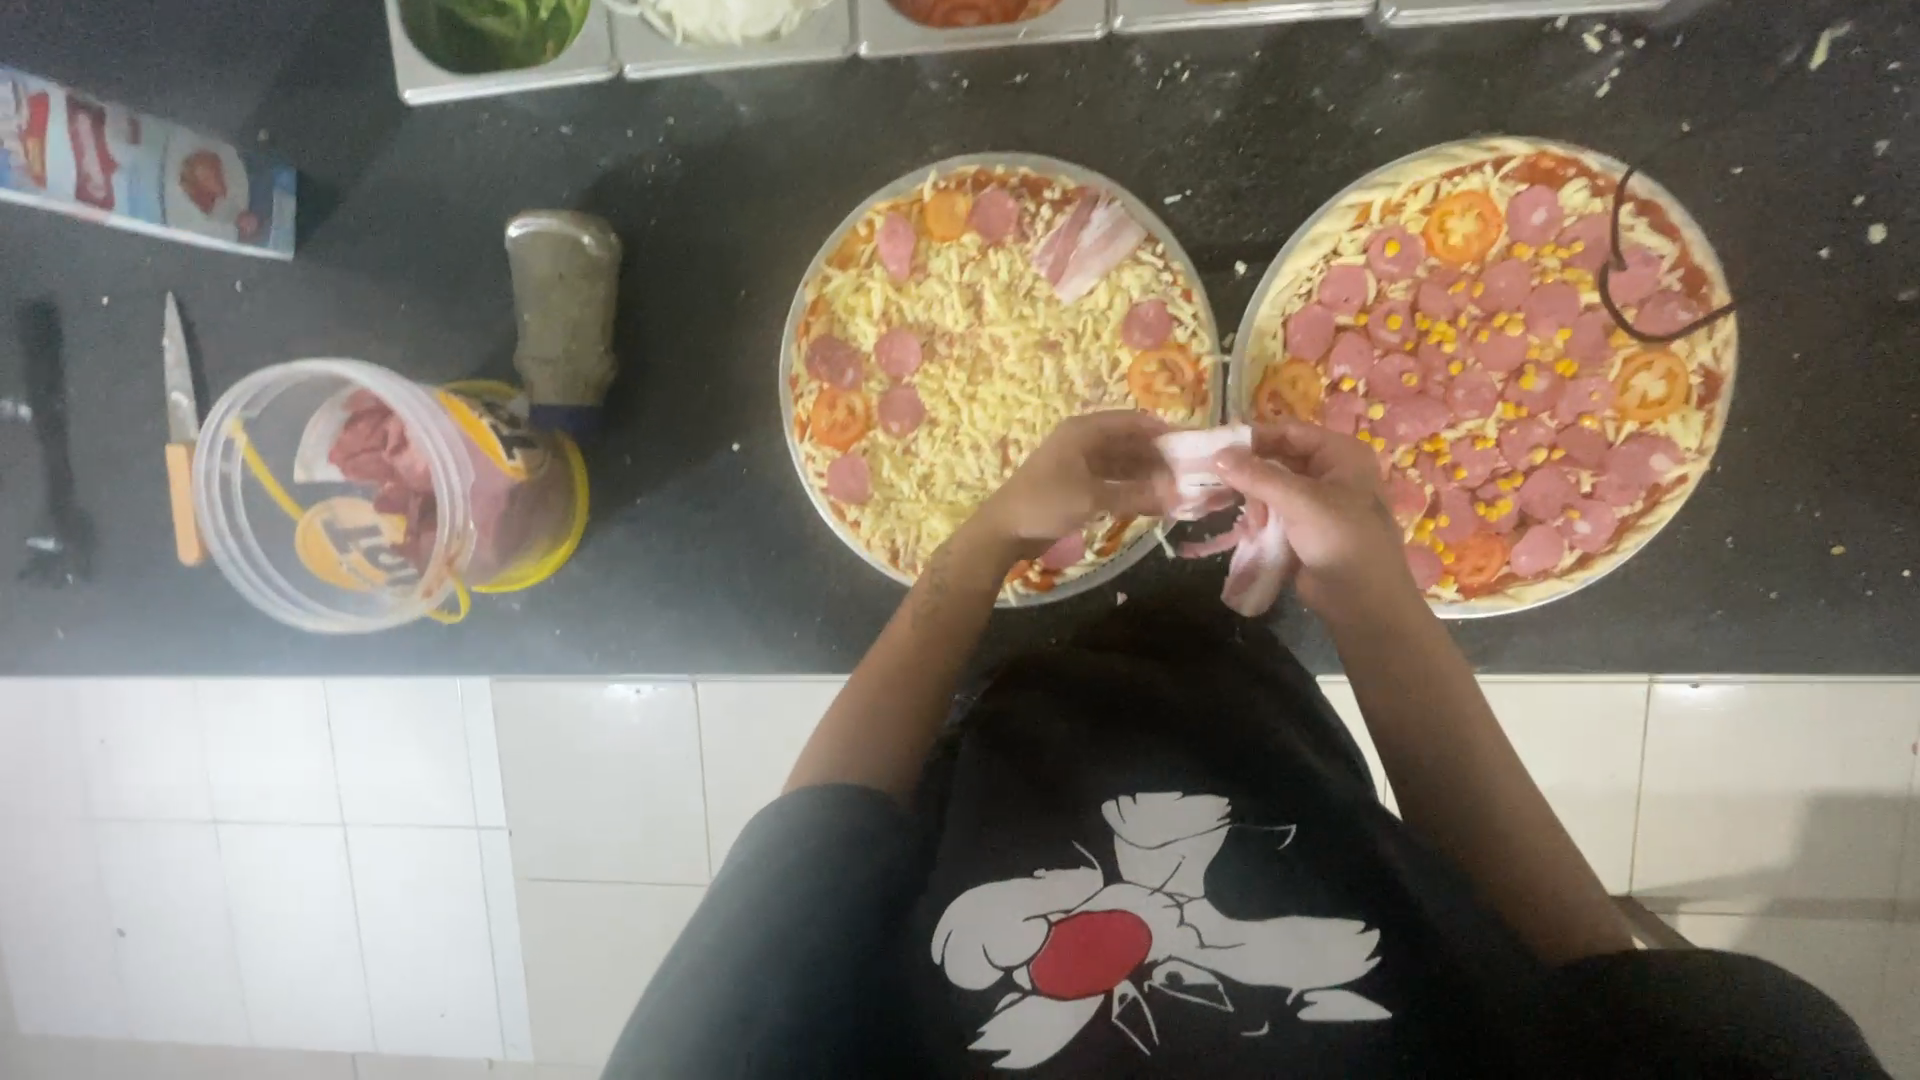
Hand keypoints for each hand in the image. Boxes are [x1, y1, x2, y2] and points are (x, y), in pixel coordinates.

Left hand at [968, 411, 1173, 557]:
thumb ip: (1136, 495)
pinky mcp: (1075, 485)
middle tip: (1191, 474)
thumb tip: (1178, 495)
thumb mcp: (1093, 499)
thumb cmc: (1045, 504)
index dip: (1164, 432)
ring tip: (1178, 489)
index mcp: (1085, 431)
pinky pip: (1111, 481)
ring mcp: (1078, 463)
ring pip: (1122, 463)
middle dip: (1158, 457)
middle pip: (1130, 442)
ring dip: (1146, 475)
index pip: (1134, 421)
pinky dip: (1130, 489)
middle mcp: (1083, 441)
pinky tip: (1152, 501)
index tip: (1193, 446)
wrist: (1003, 530)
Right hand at [1210, 417, 1420, 622]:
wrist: (1363, 601)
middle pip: (1277, 458)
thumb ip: (1257, 476)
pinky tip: (1252, 531)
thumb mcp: (1300, 502)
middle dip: (1250, 474)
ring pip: (1270, 487)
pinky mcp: (1304, 527)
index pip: (1288, 432)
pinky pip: (1273, 511)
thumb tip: (1216, 454)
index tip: (1215, 449)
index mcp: (1340, 454)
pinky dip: (1259, 518)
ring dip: (1255, 501)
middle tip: (1218, 485)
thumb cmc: (1341, 540)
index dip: (1253, 438)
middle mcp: (1330, 471)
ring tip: (1251, 522)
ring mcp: (1317, 501)